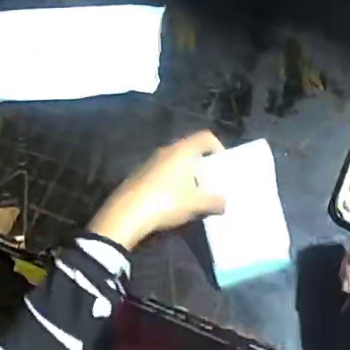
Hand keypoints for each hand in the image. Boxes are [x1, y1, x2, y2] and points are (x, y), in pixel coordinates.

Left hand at [87, 131, 226, 249]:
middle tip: (208, 180)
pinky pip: (161, 169)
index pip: (206, 137)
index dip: (217, 147)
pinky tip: (170, 198)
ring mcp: (150, 160)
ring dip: (184, 172)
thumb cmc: (166, 202)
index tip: (221, 165)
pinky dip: (170, 178)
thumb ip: (214, 202)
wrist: (126, 213)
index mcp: (183, 150)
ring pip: (174, 159)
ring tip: (190, 192)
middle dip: (201, 162)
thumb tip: (224, 203)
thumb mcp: (195, 205)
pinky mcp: (139, 172)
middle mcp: (167, 149)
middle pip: (189, 147)